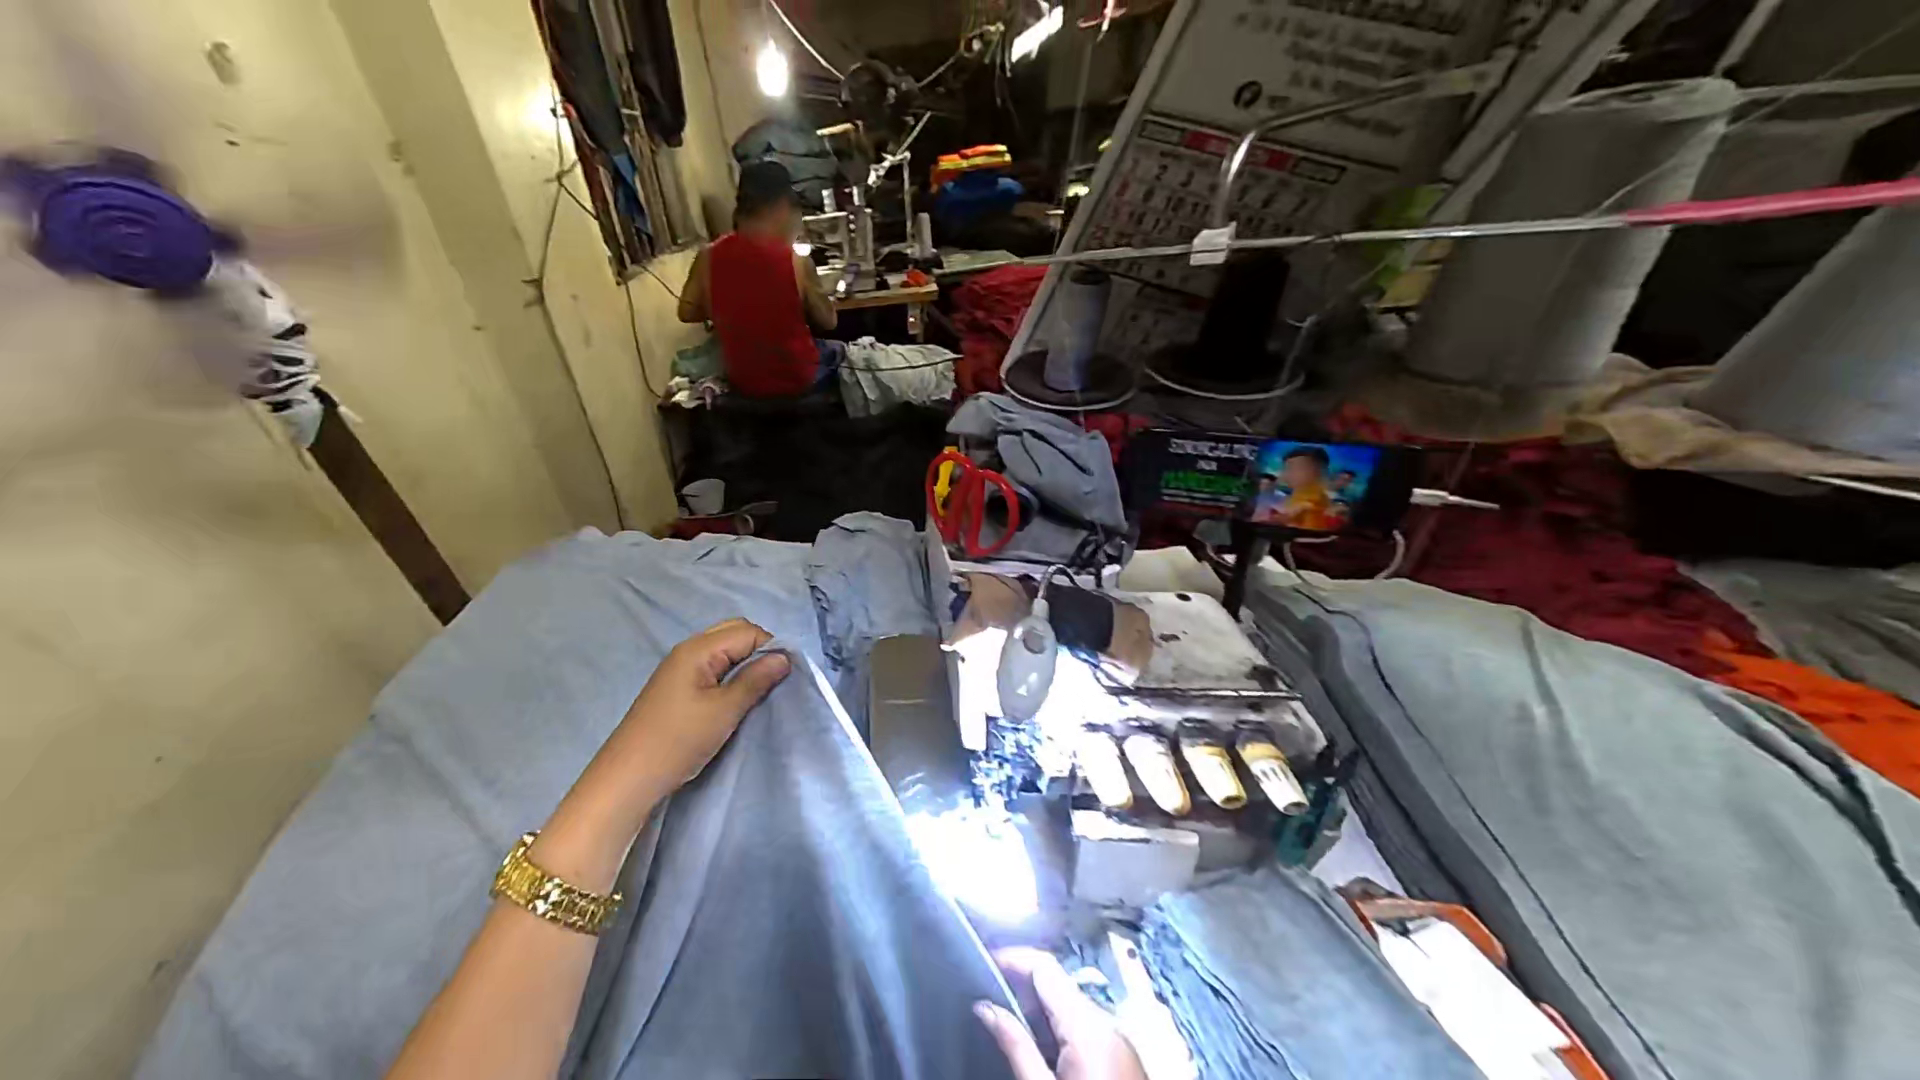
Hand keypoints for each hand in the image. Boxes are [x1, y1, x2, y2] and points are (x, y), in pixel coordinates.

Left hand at [533, 621, 789, 892]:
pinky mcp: (677, 687)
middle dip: (758, 651)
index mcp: (698, 649)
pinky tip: (734, 699)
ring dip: (744, 664)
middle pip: (735, 633)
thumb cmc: (678, 740)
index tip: (783, 677)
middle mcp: (688, 650)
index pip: (748, 631)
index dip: (770, 649)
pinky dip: (729, 675)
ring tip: (755, 692)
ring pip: (724, 650)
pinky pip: (713, 667)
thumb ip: (756, 680)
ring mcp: (680, 668)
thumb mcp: (724, 710)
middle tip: (770, 682)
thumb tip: (784, 657)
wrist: (628, 778)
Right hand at [975, 949, 1147, 1079]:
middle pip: (1057, 984)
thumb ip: (1014, 1044)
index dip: (1012, 957)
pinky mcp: (1121, 1056)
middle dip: (1021, 986)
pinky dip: (1056, 1027)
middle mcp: (1106, 1021)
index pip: (1045, 966)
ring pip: (1068, 1005)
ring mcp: (1118, 1038)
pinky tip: (1036, 1047)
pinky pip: (1083, 1026)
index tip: (982, 961)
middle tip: (986, 997)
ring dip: (1037, 1008)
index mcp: (1087, 1024)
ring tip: (1004, 1021)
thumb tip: (984, 1006)